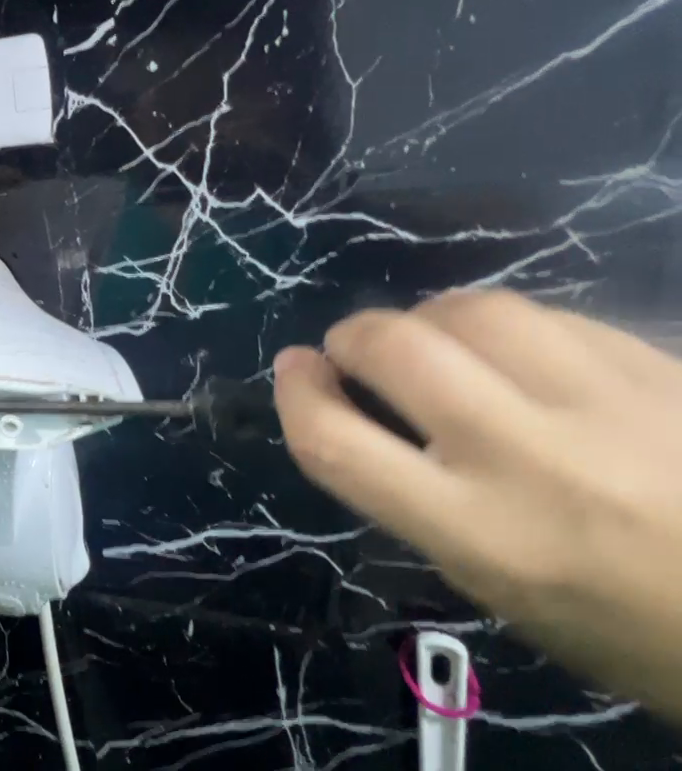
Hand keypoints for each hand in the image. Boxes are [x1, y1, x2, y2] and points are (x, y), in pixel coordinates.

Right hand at [274, 289, 681, 716]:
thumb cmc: (632, 629)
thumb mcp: (497, 585)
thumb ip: (412, 495)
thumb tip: (347, 408)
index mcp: (482, 534)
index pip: (335, 440)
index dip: (296, 393)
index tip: (296, 372)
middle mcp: (535, 463)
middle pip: (395, 349)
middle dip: (352, 337)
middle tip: (357, 353)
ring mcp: (617, 412)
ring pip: (474, 311)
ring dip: (429, 318)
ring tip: (438, 342)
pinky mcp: (674, 377)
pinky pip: (559, 318)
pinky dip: (512, 327)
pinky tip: (523, 354)